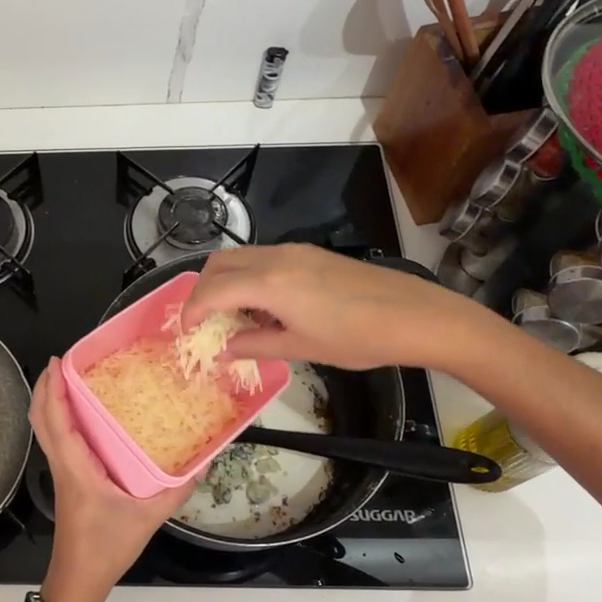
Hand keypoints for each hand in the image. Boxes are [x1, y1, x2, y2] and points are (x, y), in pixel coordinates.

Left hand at [29, 359, 193, 601]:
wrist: (79, 579)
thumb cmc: (106, 547)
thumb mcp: (148, 517)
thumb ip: (176, 490)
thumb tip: (203, 461)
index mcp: (76, 468)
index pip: (57, 420)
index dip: (53, 389)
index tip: (60, 361)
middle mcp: (63, 465)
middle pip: (41, 419)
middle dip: (46, 387)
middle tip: (64, 362)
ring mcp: (61, 473)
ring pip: (45, 430)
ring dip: (50, 403)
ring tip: (71, 380)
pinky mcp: (66, 481)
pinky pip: (56, 442)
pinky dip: (60, 420)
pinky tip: (83, 416)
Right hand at [181, 244, 506, 373]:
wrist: (415, 316)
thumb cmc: (357, 338)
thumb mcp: (301, 348)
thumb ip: (255, 345)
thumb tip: (224, 349)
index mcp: (269, 283)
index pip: (212, 289)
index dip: (192, 310)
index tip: (187, 331)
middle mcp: (276, 258)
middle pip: (219, 263)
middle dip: (202, 290)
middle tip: (203, 322)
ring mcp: (295, 252)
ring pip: (241, 257)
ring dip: (225, 282)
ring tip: (232, 318)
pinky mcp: (311, 254)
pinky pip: (263, 259)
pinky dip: (248, 278)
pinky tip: (263, 308)